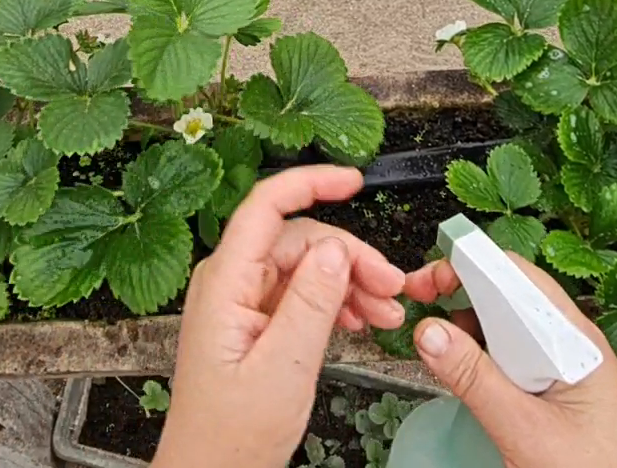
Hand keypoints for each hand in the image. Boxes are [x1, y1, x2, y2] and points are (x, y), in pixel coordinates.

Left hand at [152, 166, 407, 467]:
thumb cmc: (231, 437)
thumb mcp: (282, 369)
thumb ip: (312, 302)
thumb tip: (337, 247)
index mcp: (225, 280)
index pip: (267, 205)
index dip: (310, 182)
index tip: (352, 180)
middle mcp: (231, 279)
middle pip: (298, 239)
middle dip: (350, 256)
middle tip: (390, 287)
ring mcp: (243, 298)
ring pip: (305, 265)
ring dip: (348, 281)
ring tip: (385, 311)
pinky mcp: (255, 317)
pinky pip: (300, 291)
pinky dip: (334, 300)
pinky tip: (359, 319)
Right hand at [405, 254, 616, 467]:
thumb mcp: (527, 433)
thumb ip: (475, 380)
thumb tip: (428, 331)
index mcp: (573, 339)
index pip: (514, 276)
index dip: (466, 266)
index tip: (426, 280)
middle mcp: (568, 343)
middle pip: (506, 293)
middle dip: (458, 288)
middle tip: (418, 299)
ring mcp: (560, 366)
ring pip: (503, 322)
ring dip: (464, 320)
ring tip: (432, 336)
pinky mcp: (551, 390)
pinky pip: (508, 353)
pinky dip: (477, 350)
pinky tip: (460, 367)